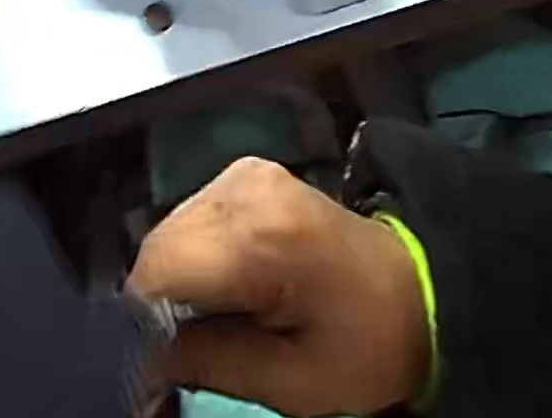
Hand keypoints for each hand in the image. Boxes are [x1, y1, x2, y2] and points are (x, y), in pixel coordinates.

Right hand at [127, 158, 428, 416]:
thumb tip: (143, 356)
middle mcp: (248, 187)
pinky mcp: (251, 170)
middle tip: (172, 354)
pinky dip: (193, 251)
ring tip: (203, 319)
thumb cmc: (363, 343)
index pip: (161, 266)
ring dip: (174, 275)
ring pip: (173, 225)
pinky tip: (220, 282)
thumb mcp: (291, 381)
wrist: (410, 286)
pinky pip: (196, 213)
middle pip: (162, 242)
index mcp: (263, 236)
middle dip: (156, 300)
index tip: (149, 368)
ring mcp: (249, 172)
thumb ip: (209, 361)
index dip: (141, 321)